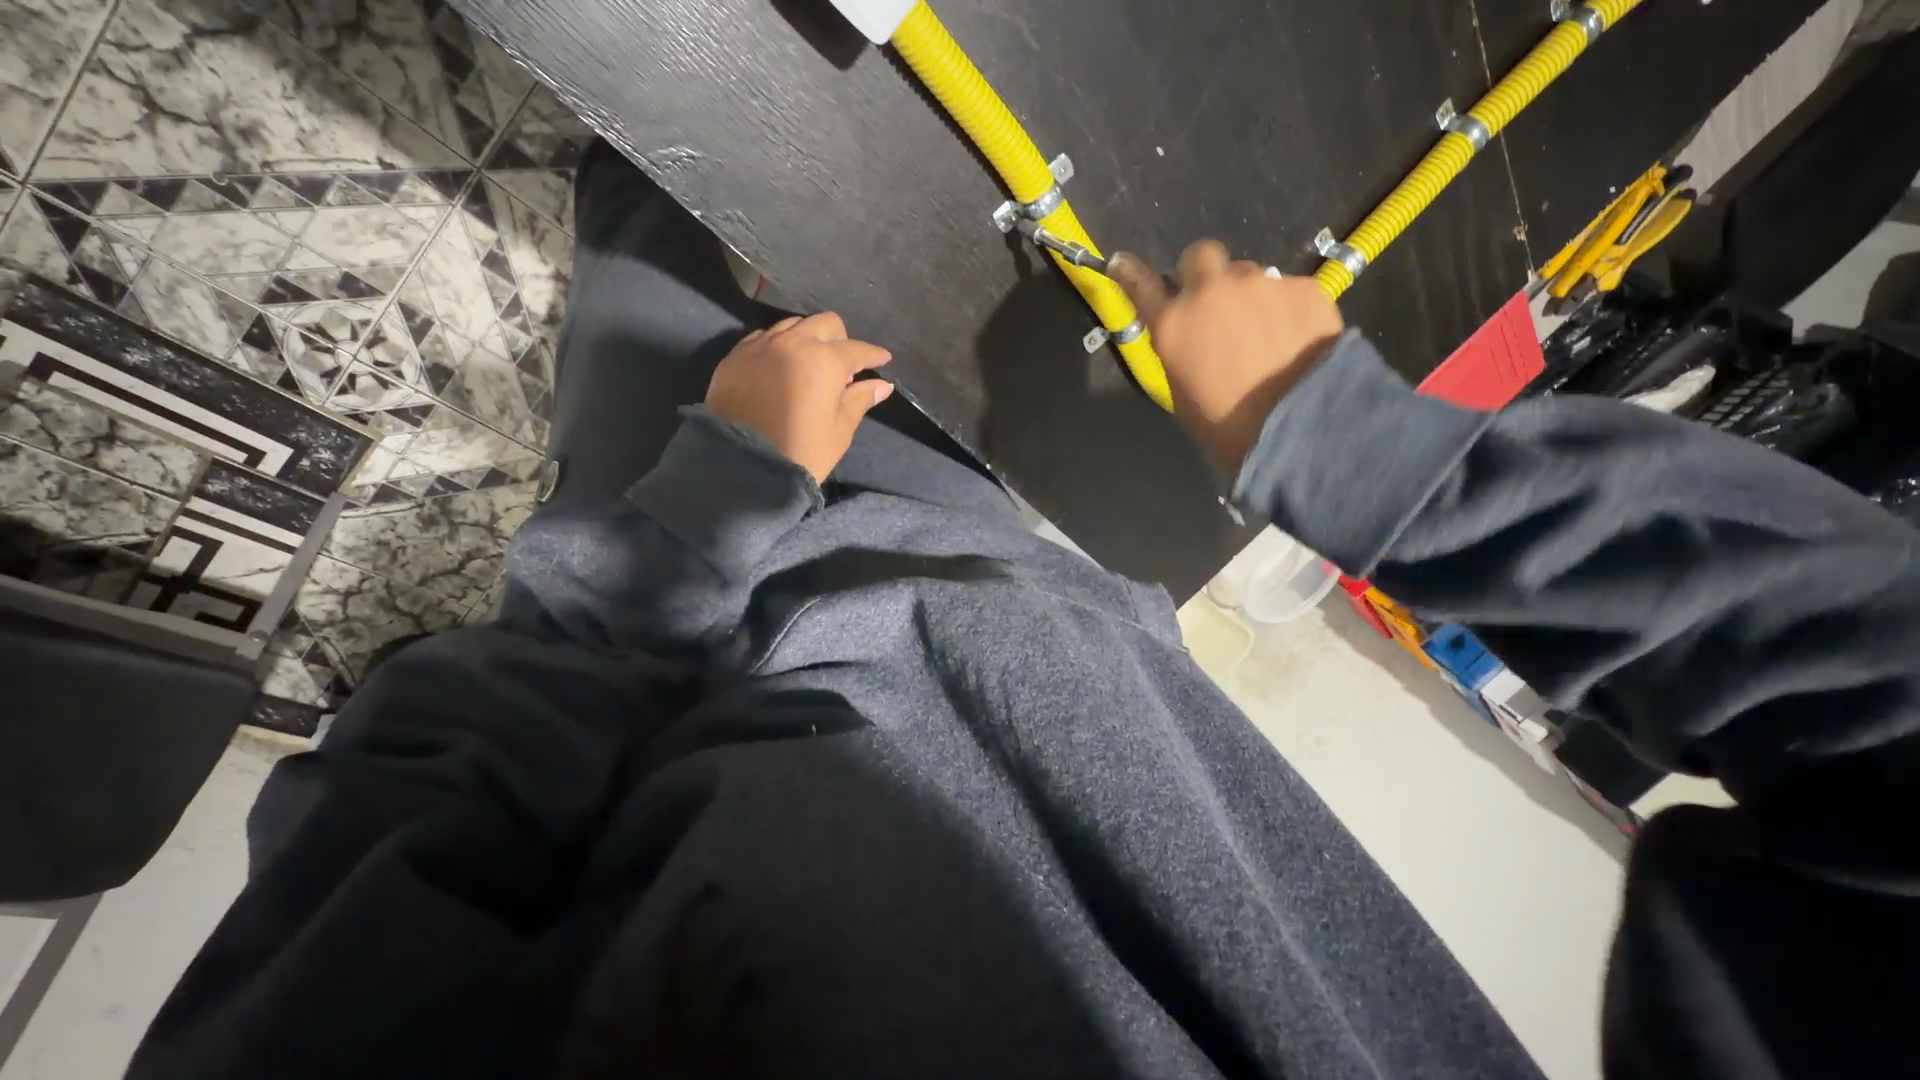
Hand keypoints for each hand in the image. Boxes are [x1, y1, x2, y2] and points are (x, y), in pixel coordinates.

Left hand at [704, 312, 894, 482]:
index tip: (882, 359)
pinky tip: (780, 368)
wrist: (738, 465)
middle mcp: (794, 343)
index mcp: (825, 361)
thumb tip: (881, 385)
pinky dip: (779, 347)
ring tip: (808, 367)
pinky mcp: (736, 355)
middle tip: (841, 368)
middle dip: (840, 340)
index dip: (874, 355)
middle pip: (826, 323)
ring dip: (808, 340)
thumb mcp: (838, 432)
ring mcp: (761, 345)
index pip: (857, 350)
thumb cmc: (799, 453)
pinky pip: (764, 338)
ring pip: (793, 325)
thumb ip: (859, 401)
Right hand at [1109, 241, 1343, 470]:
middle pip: (1199, 254)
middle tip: (1213, 299)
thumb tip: (1189, 335)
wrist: (1300, 423)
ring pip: (1247, 273)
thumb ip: (1179, 352)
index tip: (1123, 262)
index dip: (1130, 271)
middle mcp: (1210, 292)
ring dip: (1247, 294)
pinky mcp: (1301, 287)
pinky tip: (1295, 336)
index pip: (1140, 284)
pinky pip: (1287, 289)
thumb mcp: (1183, 394)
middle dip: (1202, 271)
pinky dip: (1286, 308)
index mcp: (1172, 323)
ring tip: (1264, 329)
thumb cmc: (1228, 425)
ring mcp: (1259, 283)